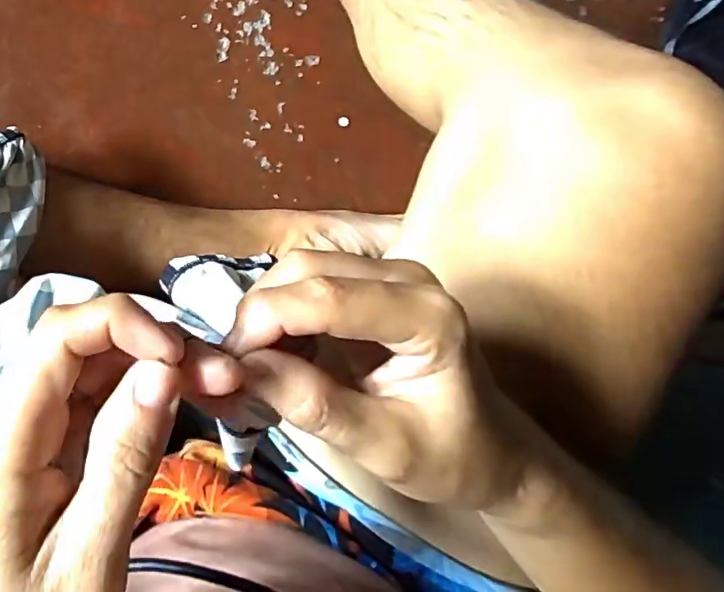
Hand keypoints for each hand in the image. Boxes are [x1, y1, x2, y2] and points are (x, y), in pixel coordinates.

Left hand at [0, 295, 241, 591]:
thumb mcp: (86, 557)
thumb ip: (123, 458)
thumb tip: (163, 370)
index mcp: (7, 427)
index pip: (60, 333)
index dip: (122, 322)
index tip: (180, 352)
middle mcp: (16, 408)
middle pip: (85, 342)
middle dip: (154, 343)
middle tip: (221, 372)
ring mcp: (35, 423)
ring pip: (100, 364)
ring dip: (159, 366)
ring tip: (219, 383)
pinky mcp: (54, 442)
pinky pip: (101, 397)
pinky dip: (147, 393)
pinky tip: (188, 398)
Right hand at [222, 251, 540, 514]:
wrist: (491, 449)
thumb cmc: (449, 457)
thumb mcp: (385, 450)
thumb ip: (316, 407)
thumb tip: (243, 369)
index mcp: (425, 315)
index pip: (327, 297)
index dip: (267, 321)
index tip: (232, 363)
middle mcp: (405, 274)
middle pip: (306, 270)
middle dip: (260, 313)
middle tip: (238, 365)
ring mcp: (387, 267)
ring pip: (299, 266)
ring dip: (265, 308)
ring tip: (256, 359)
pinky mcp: (369, 273)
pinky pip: (307, 275)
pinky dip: (279, 307)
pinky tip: (277, 345)